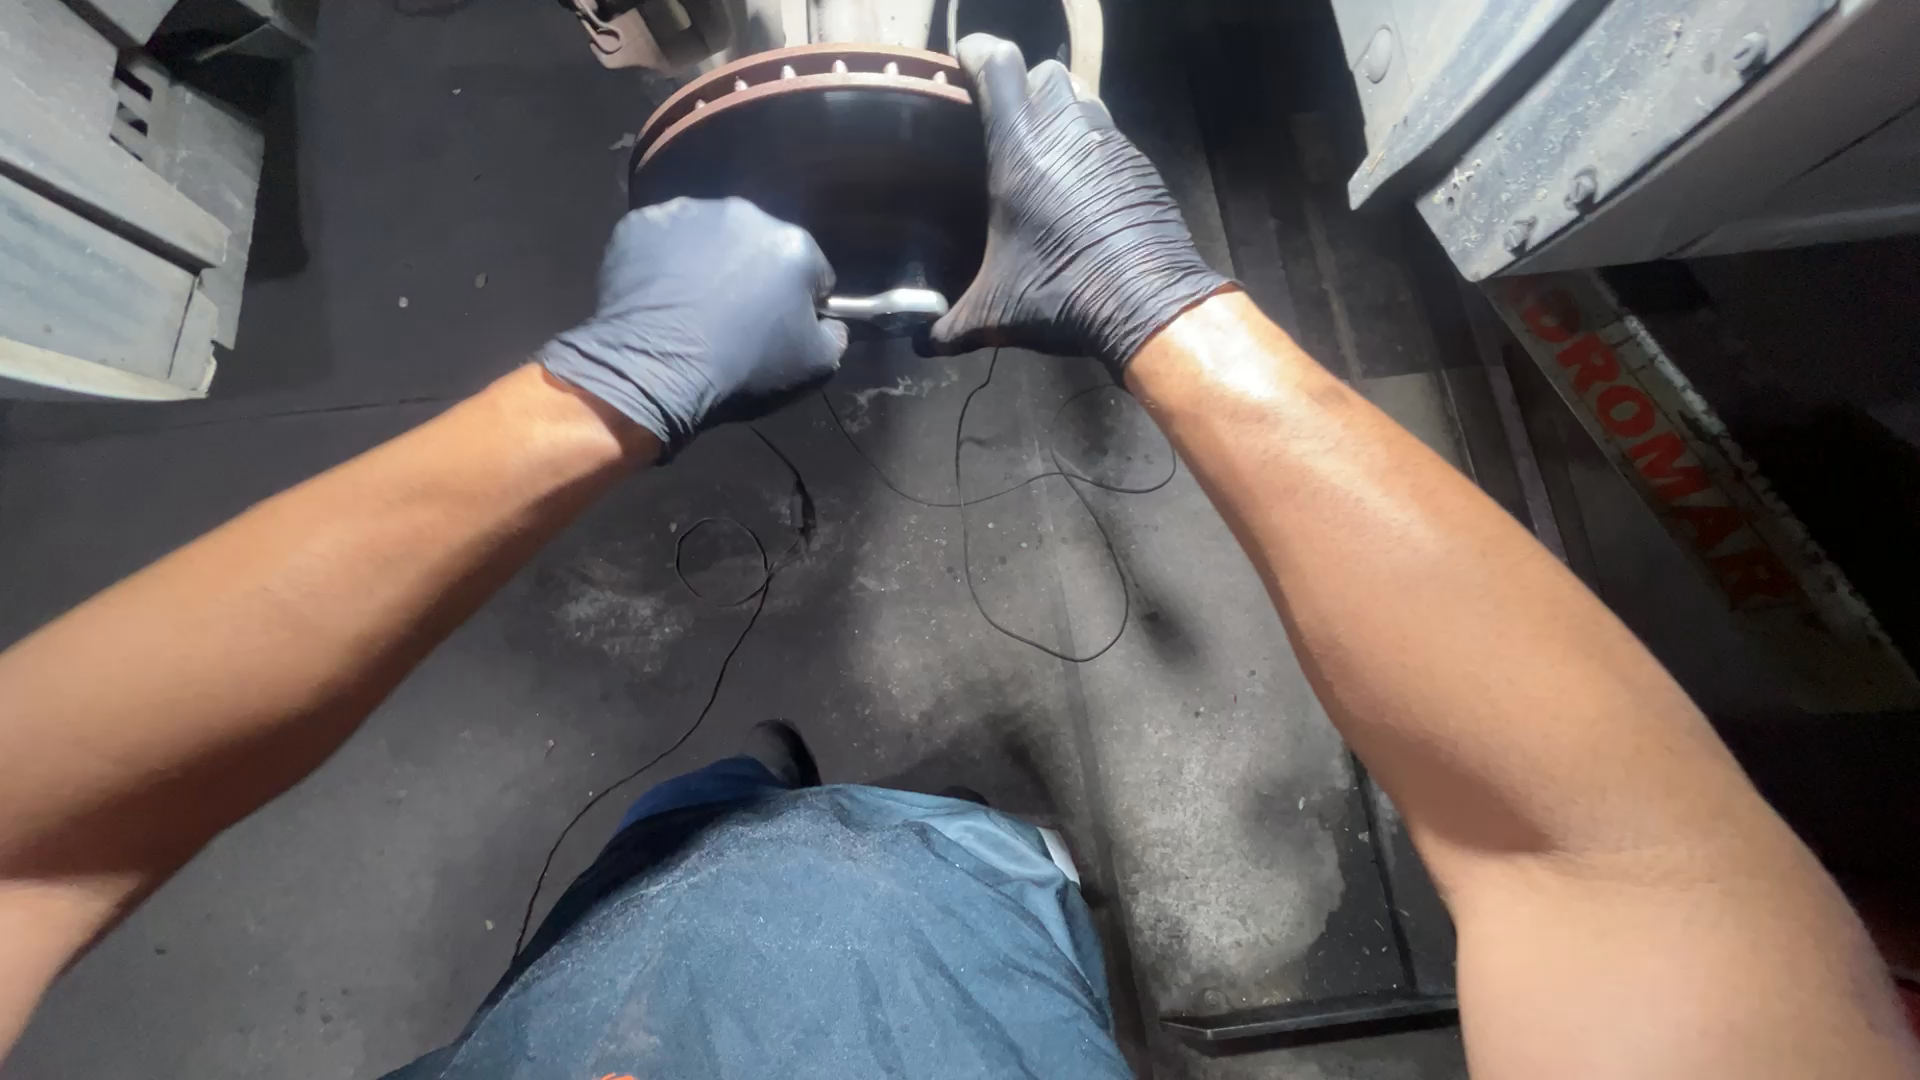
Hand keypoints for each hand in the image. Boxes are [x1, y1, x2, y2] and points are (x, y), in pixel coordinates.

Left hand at [539, 197, 848, 455]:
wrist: (656, 370)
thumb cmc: (745, 368)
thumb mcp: (815, 367)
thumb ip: (835, 336)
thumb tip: (831, 322)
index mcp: (793, 244)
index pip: (815, 272)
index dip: (804, 304)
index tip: (785, 329)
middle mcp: (744, 214)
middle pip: (762, 246)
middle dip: (757, 275)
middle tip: (739, 320)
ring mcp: (687, 212)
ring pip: (713, 237)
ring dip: (712, 264)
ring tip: (697, 309)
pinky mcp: (640, 224)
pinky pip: (665, 241)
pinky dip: (667, 263)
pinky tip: (664, 299)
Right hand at [932, 35, 1230, 375]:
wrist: (1145, 306)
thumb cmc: (1061, 297)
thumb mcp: (994, 316)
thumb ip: (950, 326)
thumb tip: (921, 345)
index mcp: (1020, 153)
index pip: (997, 66)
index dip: (975, 54)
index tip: (964, 61)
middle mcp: (1067, 134)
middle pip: (1043, 71)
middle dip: (1022, 83)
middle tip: (1006, 114)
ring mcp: (1110, 145)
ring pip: (1082, 96)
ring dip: (1061, 107)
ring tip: (1045, 144)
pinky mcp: (1141, 168)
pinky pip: (1110, 135)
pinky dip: (1091, 145)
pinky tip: (1082, 184)